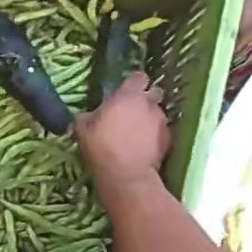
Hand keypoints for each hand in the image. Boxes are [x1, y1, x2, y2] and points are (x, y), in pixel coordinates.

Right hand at [75, 71, 168, 194]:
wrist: (126, 174)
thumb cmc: (101, 146)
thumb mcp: (83, 130)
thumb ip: (87, 117)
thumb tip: (86, 116)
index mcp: (127, 96)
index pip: (138, 77)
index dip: (133, 83)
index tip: (125, 91)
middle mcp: (148, 104)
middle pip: (153, 92)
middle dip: (145, 98)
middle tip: (132, 110)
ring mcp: (161, 121)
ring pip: (157, 112)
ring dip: (149, 117)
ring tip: (137, 131)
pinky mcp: (168, 138)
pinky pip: (161, 130)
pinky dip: (154, 134)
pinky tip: (144, 145)